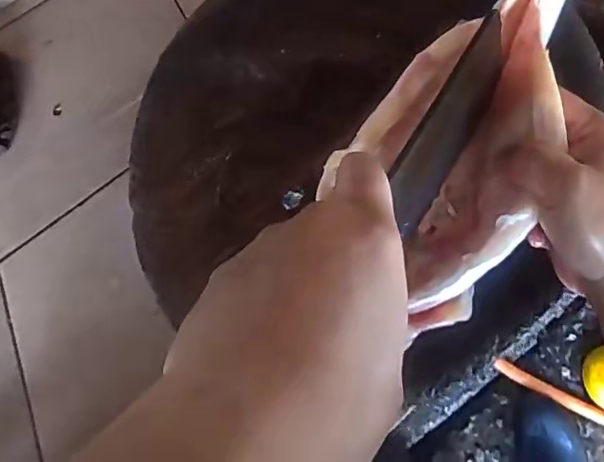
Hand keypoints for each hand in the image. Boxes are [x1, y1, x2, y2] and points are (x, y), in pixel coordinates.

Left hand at [161, 151, 407, 460]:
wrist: (238, 433)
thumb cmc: (338, 400)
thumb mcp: (387, 364)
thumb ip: (377, 318)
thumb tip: (365, 322)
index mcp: (364, 236)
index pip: (364, 170)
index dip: (365, 189)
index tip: (368, 224)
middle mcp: (310, 227)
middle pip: (324, 222)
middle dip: (330, 257)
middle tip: (334, 315)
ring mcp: (259, 250)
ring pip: (286, 254)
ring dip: (292, 285)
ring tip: (287, 348)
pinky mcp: (216, 280)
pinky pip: (250, 283)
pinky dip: (254, 308)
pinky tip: (251, 359)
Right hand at [493, 92, 603, 307]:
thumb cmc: (598, 227)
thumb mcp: (564, 183)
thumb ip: (527, 157)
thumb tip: (496, 153)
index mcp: (596, 128)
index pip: (550, 95)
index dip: (516, 94)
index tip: (480, 101)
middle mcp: (586, 145)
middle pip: (536, 127)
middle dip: (507, 138)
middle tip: (474, 141)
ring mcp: (575, 174)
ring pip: (529, 159)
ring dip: (509, 171)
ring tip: (483, 175)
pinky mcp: (562, 201)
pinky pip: (530, 185)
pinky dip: (517, 195)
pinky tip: (502, 208)